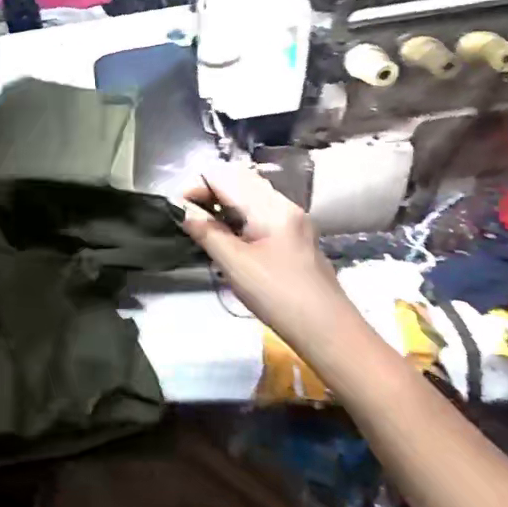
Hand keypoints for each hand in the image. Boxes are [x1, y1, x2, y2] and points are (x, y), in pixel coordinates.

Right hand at [177, 163, 356, 348]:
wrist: (328, 330)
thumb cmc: (278, 295)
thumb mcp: (234, 264)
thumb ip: (206, 231)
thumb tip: (181, 209)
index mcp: (270, 207)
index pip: (225, 177)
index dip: (197, 187)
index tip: (180, 211)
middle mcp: (283, 206)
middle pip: (238, 182)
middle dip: (208, 194)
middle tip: (190, 220)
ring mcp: (291, 221)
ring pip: (249, 198)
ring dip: (222, 207)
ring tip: (205, 232)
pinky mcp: (293, 238)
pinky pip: (259, 214)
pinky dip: (237, 219)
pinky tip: (228, 242)